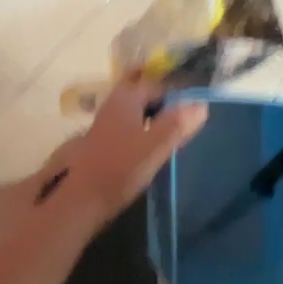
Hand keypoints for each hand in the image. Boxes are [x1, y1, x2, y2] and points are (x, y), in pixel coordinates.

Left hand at [46, 79, 205, 224]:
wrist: (80, 198)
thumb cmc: (120, 168)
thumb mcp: (155, 147)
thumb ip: (177, 125)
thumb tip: (201, 105)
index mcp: (126, 98)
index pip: (156, 86)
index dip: (175, 96)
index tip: (191, 112)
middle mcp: (112, 104)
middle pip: (138, 92)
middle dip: (157, 99)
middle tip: (179, 115)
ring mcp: (102, 123)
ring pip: (130, 109)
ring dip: (148, 115)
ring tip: (168, 133)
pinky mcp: (99, 142)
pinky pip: (124, 125)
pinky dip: (137, 129)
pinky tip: (146, 147)